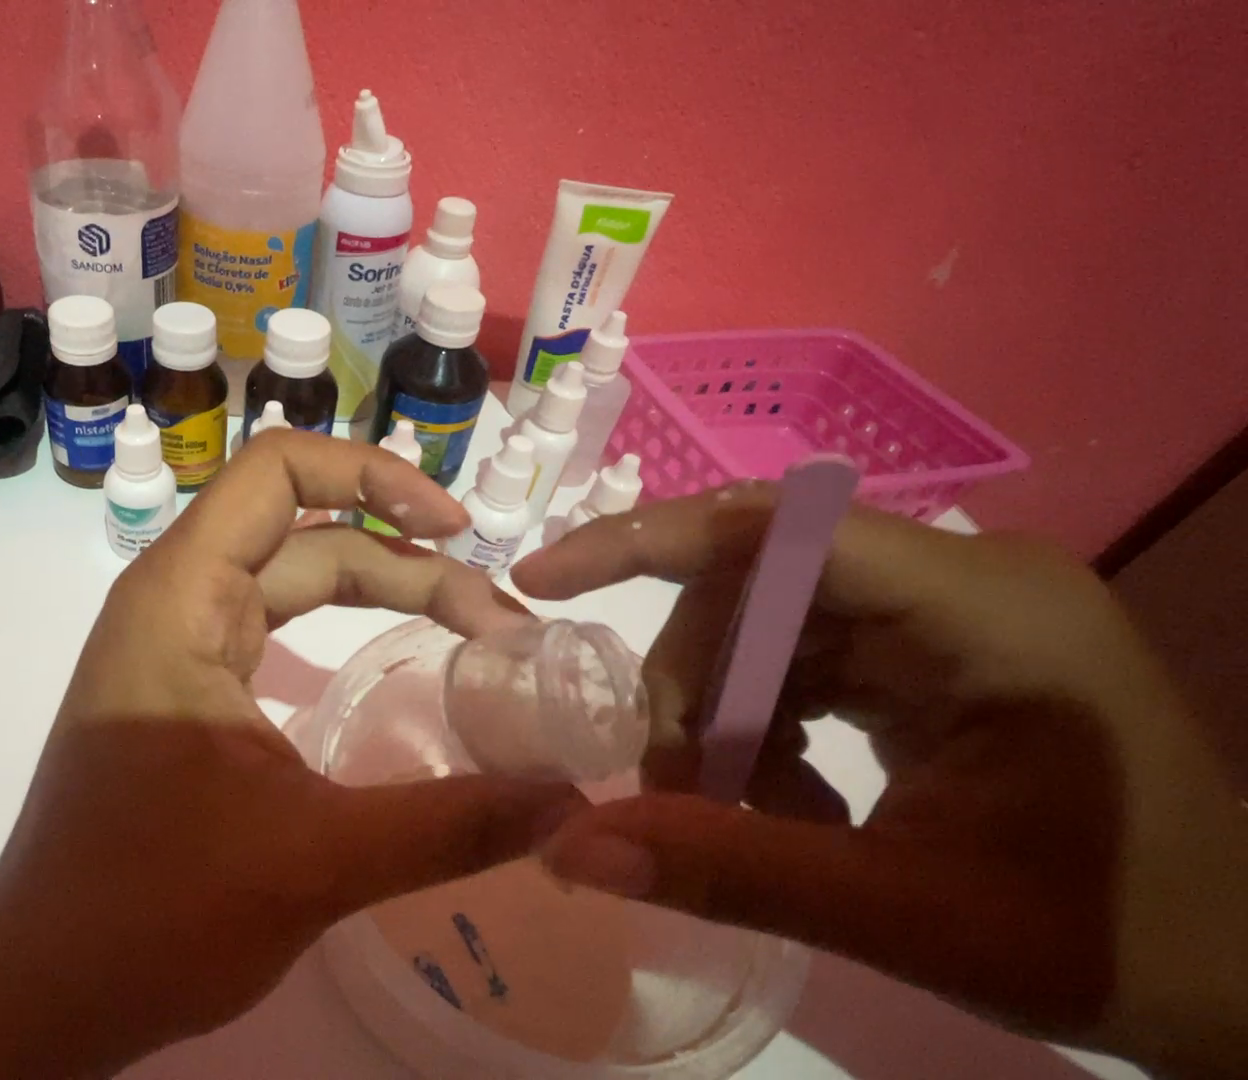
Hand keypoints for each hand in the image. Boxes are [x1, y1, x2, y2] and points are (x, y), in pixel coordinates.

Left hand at [0, 431, 585, 1079]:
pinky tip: (397, 654)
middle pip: (307, 531)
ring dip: (383, 588)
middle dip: (409, 559)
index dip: (373, 474)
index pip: (276, 472)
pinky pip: (276, 625)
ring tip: (474, 628)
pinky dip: (344, 626)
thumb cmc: (152, 909)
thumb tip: (569, 797)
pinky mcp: (190, 690)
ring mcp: (179, 646)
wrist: (46, 987)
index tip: (456, 528)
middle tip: (501, 623)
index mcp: (181, 597)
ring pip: (295, 578)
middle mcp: (176, 600)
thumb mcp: (313, 859)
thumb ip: (448, 824)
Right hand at [510, 485, 1247, 1077]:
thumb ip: (733, 872)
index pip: (773, 528)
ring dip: (721, 715)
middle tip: (667, 788)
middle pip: (752, 588)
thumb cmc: (1112, 941)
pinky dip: (762, 725)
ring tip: (728, 814)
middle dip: (689, 683)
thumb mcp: (910, 917)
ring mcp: (941, 613)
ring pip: (761, 626)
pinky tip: (784, 803)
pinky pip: (798, 659)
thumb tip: (570, 848)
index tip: (540, 583)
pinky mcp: (928, 652)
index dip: (642, 540)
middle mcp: (955, 580)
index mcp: (978, 607)